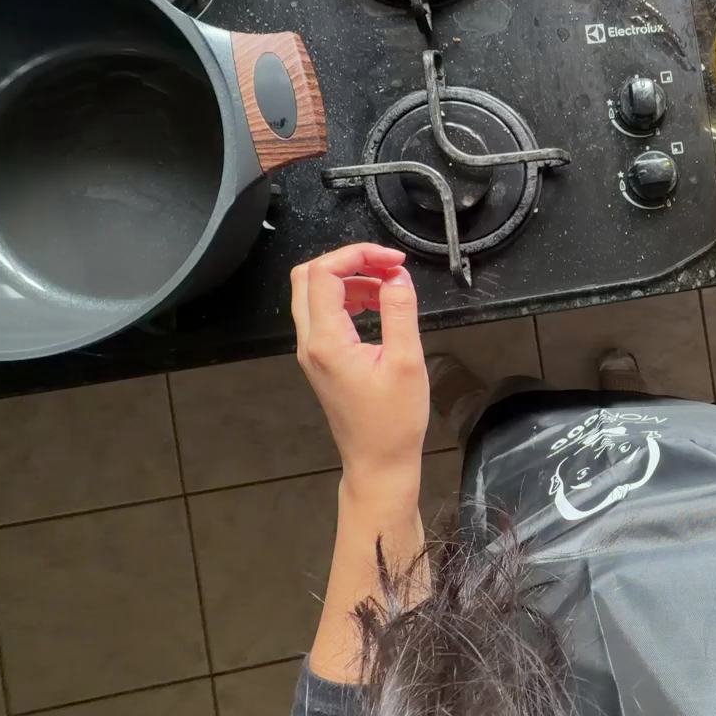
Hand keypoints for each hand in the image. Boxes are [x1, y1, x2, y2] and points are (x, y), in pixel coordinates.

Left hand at [289, 243, 428, 489]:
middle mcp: (310, 341)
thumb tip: (397, 276)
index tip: (396, 262)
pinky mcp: (322, 359)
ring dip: (351, 279)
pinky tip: (380, 307)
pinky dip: (349, 299)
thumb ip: (400, 312)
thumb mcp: (407, 361)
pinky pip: (325, 314)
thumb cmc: (394, 419)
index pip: (324, 274)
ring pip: (315, 294)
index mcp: (326, 340)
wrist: (378, 461)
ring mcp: (313, 351)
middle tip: (389, 267)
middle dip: (349, 261)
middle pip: (309, 277)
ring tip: (391, 287)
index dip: (359, 255)